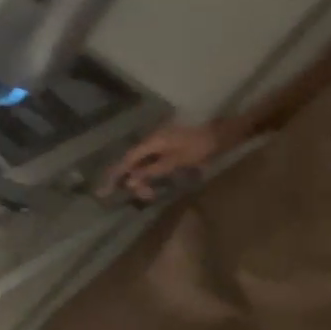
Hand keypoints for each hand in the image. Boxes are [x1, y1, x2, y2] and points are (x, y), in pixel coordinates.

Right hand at [98, 121, 225, 201]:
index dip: (115, 175)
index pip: (127, 160)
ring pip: (143, 163)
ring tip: (151, 193)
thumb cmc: (201, 147)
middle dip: (134, 180)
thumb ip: (152, 171)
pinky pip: (152, 160)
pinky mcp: (169, 146)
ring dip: (143, 178)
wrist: (227, 133)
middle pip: (134, 162)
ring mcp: (161, 142)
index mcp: (152, 142)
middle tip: (144, 196)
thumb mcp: (176, 161)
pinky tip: (155, 181)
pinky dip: (150, 172)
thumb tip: (131, 182)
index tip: (104, 191)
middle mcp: (153, 140)